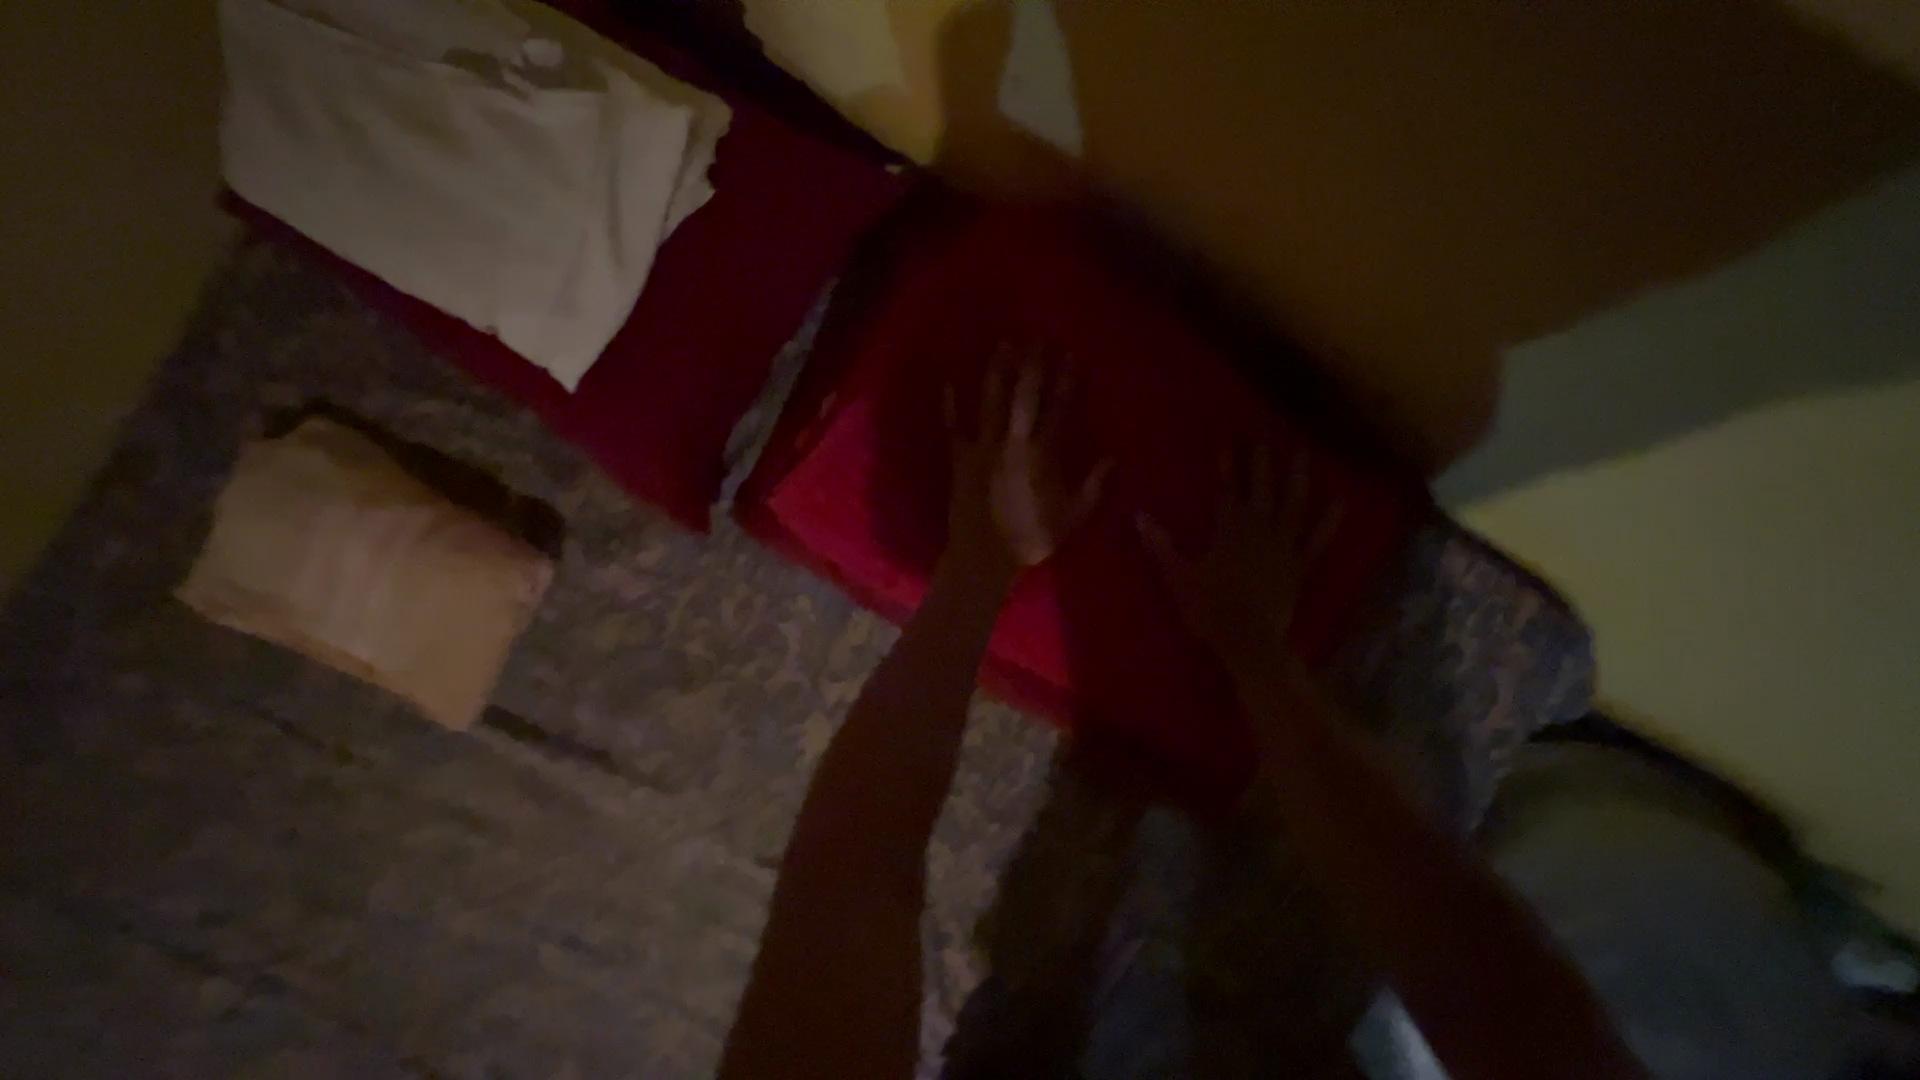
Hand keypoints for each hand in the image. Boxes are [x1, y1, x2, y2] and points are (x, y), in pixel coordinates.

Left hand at [944, 348, 1110, 575]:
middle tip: (1037, 336)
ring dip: (998, 370)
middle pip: (1025, 395)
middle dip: (1033, 364)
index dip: (1065, 380)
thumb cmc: (1031, 539)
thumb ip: (1093, 487)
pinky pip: (954, 426)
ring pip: (991, 401)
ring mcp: (983, 448)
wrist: (984, 558)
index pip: (1058, 409)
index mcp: (1043, 455)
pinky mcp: (960, 458)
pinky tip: (949, 381)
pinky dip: (951, 403)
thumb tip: (1111, 457)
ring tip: (1003, 343)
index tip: (1070, 354)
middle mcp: (1013, 443)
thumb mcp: (1072, 517)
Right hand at [1137, 446, 1339, 682]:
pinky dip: (1329, 521)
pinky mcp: (1299, 567)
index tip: (1228, 442)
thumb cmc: (1209, 608)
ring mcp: (1283, 548)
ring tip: (1302, 454)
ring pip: (1293, 506)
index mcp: (1229, 531)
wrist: (1249, 640)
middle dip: (1262, 463)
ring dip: (1297, 479)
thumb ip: (1161, 545)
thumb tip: (1139, 516)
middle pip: (1262, 491)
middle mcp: (1259, 531)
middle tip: (1264, 438)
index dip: (1228, 467)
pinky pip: (1317, 540)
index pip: (1227, 491)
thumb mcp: (1178, 576)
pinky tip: (1340, 502)